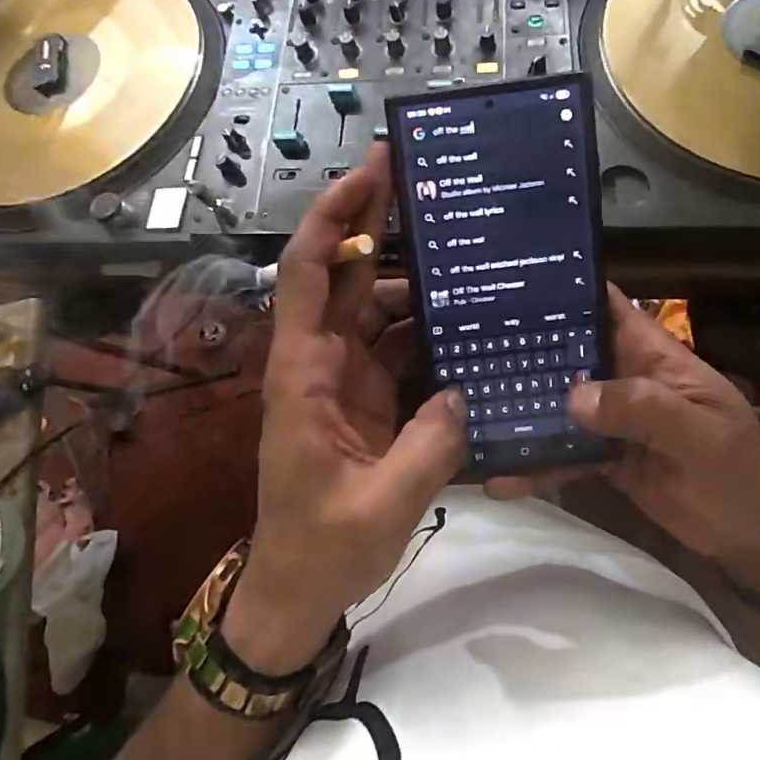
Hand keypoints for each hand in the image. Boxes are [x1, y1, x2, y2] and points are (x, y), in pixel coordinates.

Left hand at [223, 143, 465, 673]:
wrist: (295, 587)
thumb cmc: (321, 547)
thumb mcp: (381, 504)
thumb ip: (430, 445)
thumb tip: (464, 389)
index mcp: (303, 373)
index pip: (309, 273)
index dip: (332, 216)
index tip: (366, 172)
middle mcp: (318, 363)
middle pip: (342, 275)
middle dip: (373, 221)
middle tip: (417, 175)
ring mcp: (342, 379)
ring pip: (373, 309)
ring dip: (409, 278)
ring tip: (463, 249)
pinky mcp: (363, 400)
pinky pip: (394, 349)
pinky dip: (423, 330)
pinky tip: (462, 318)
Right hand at [487, 284, 759, 598]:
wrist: (757, 542)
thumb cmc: (742, 476)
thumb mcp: (699, 435)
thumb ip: (641, 409)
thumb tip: (571, 397)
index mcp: (654, 358)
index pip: (608, 309)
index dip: (568, 291)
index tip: (513, 284)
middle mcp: (625, 380)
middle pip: (569, 354)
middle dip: (525, 348)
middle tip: (467, 344)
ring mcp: (611, 420)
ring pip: (557, 404)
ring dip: (521, 408)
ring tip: (469, 409)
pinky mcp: (601, 456)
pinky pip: (560, 453)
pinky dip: (532, 464)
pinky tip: (499, 477)